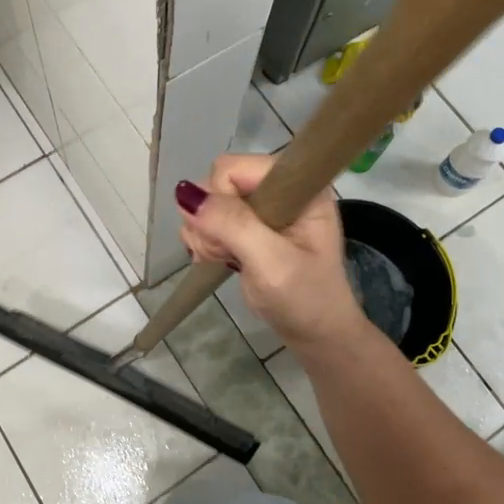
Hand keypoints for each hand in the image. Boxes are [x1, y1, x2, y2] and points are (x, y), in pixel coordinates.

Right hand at [175, 153, 369, 348]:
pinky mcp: (251, 225)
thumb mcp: (271, 264)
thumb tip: (185, 194)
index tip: (230, 238)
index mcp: (297, 186)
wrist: (318, 335)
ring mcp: (264, 207)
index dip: (220, 200)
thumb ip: (232, 225)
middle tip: (225, 254)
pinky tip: (220, 260)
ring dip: (206, 233)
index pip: (233, 168)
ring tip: (224, 260)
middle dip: (210, 220)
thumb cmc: (305, 301)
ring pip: (209, 201)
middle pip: (218, 183)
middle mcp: (279, 188)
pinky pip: (211, 218)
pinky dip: (206, 239)